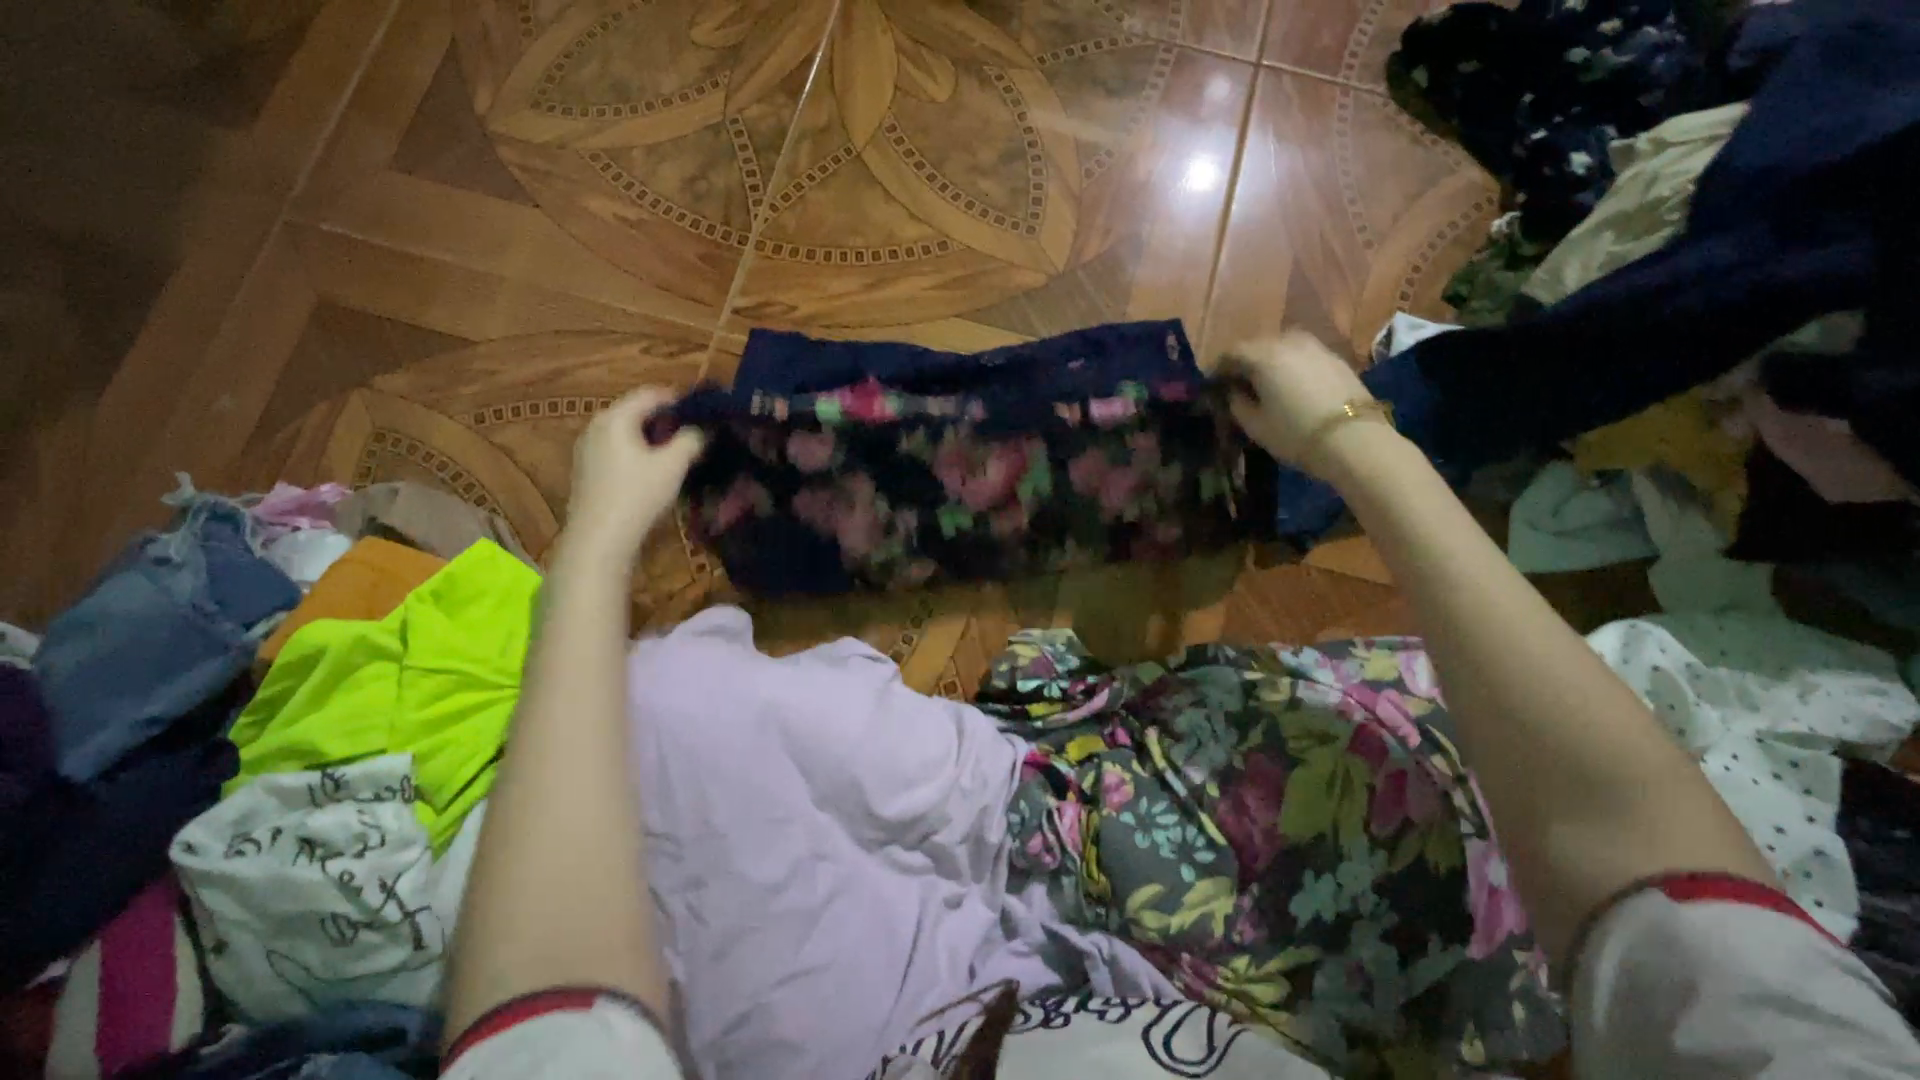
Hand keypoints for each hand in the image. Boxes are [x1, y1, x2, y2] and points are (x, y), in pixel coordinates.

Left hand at [564, 387, 704, 553]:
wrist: (599, 540)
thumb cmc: (637, 495)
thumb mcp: (673, 466)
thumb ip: (691, 440)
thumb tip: (701, 429)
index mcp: (615, 418)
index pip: (650, 394)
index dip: (679, 399)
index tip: (702, 409)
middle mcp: (596, 426)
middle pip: (635, 412)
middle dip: (665, 420)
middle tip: (693, 431)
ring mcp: (586, 449)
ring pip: (626, 433)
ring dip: (651, 438)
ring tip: (677, 452)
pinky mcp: (586, 471)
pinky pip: (616, 450)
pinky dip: (637, 453)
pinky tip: (653, 471)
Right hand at [1218, 331, 1384, 479]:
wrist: (1354, 439)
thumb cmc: (1295, 434)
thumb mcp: (1255, 426)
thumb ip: (1237, 404)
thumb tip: (1233, 392)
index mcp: (1263, 356)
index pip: (1231, 353)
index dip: (1219, 368)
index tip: (1214, 383)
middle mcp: (1287, 342)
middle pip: (1257, 345)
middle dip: (1245, 361)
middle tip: (1239, 383)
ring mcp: (1315, 346)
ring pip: (1283, 346)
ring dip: (1270, 359)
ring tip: (1267, 382)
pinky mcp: (1335, 357)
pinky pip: (1303, 354)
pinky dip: (1292, 364)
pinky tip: (1293, 384)